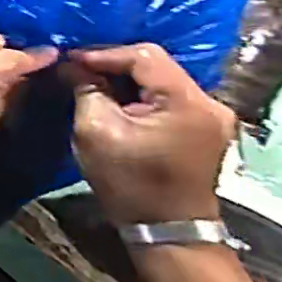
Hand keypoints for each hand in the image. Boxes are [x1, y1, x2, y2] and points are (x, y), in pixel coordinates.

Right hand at [64, 44, 235, 224]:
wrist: (167, 228)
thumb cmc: (129, 179)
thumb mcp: (95, 128)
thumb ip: (86, 89)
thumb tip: (73, 65)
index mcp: (188, 102)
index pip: (144, 55)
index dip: (102, 53)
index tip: (69, 62)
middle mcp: (209, 104)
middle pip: (156, 64)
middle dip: (112, 64)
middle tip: (76, 72)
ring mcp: (211, 117)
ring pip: (160, 79)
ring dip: (124, 79)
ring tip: (90, 84)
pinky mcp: (203, 128)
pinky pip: (166, 96)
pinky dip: (138, 93)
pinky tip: (114, 100)